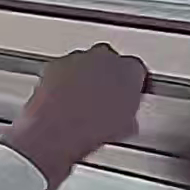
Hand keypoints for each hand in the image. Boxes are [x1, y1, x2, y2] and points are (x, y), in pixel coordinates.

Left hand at [1, 44, 146, 189]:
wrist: (56, 132)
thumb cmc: (90, 129)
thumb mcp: (125, 126)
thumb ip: (128, 111)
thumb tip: (123, 117)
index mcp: (128, 70)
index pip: (136, 70)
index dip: (132, 84)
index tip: (128, 95)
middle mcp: (103, 58)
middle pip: (109, 62)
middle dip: (107, 77)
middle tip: (104, 99)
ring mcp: (76, 60)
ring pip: (83, 65)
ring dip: (83, 78)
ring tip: (81, 102)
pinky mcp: (53, 66)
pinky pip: (61, 71)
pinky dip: (62, 81)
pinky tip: (62, 100)